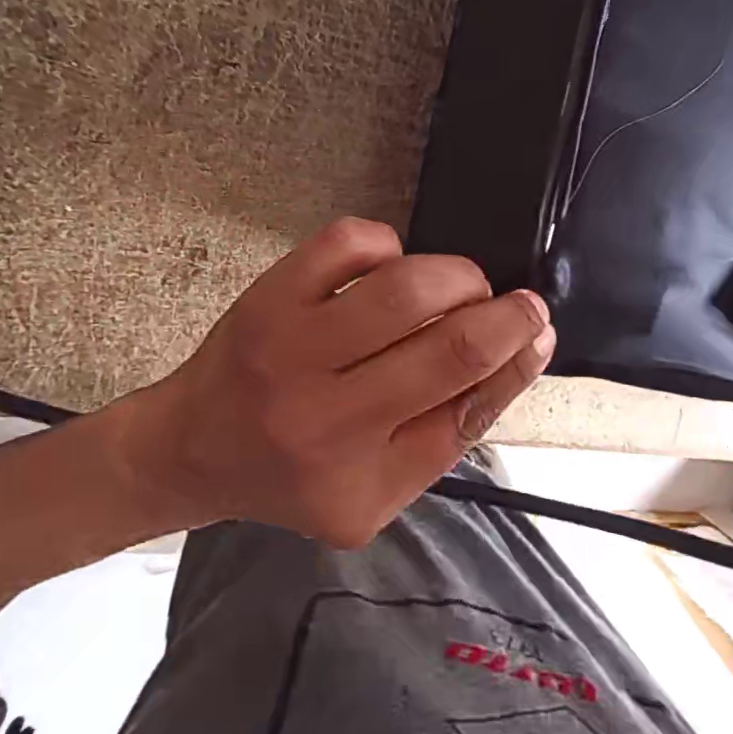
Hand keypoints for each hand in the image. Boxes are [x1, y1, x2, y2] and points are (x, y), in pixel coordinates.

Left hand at [113, 217, 554, 547]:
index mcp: (362, 476)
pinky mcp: (268, 296)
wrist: (192, 449)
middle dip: (507, 315)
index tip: (539, 330)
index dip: (518, 362)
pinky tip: (391, 267)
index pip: (468, 412)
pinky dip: (388, 244)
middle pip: (450, 346)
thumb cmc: (294, 473)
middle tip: (520, 303)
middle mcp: (326, 416)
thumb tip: (515, 353)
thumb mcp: (376, 491)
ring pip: (405, 288)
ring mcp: (291, 348)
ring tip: (462, 287)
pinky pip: (347, 243)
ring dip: (458, 277)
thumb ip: (446, 434)